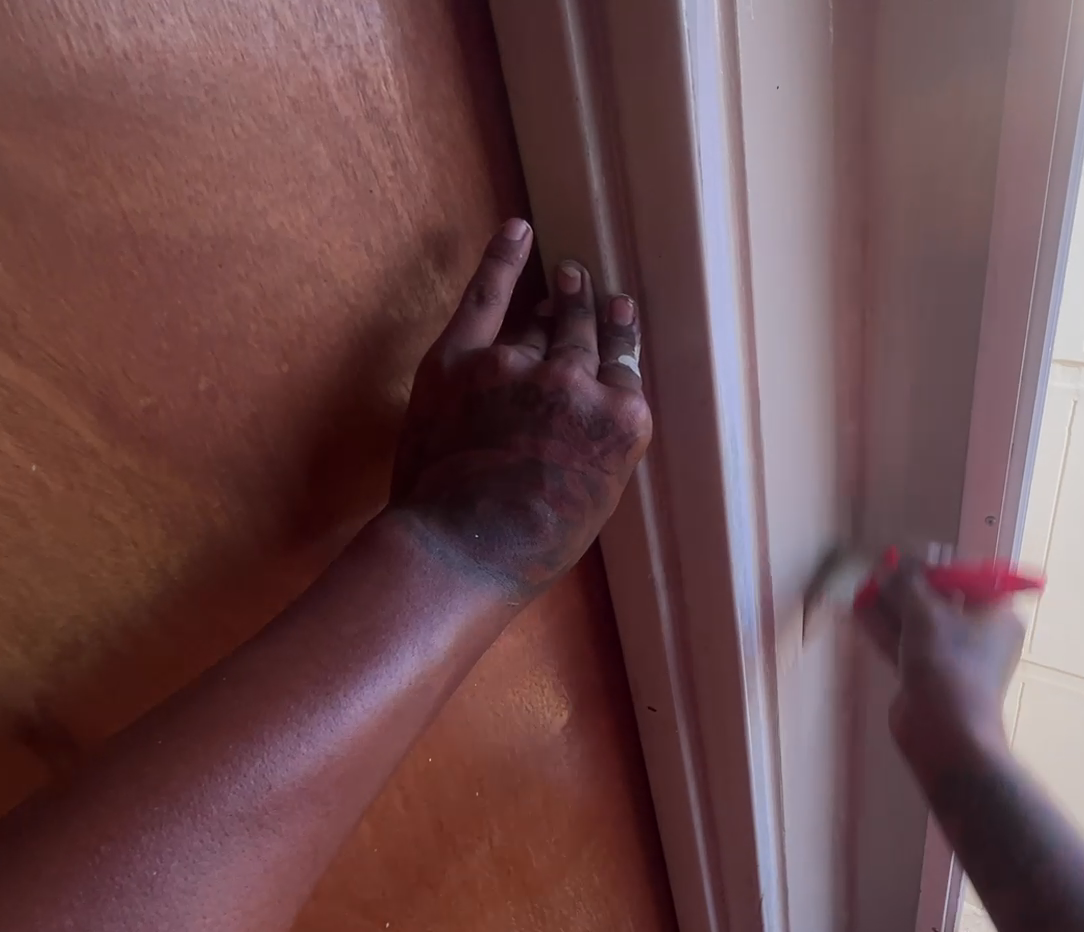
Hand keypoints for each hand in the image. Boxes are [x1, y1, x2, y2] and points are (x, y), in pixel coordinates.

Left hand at [390, 218, 650, 593]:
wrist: (465, 548)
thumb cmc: (541, 541)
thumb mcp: (601, 494)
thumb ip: (605, 441)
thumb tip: (596, 408)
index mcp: (622, 420)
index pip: (622, 372)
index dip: (619, 345)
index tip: (619, 319)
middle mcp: (579, 381)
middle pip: (588, 336)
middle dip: (592, 309)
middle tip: (589, 284)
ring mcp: (519, 363)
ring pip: (543, 321)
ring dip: (559, 296)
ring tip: (568, 273)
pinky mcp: (461, 355)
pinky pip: (488, 294)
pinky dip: (502, 258)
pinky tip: (517, 230)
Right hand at [858, 559, 1025, 768]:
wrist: (944, 733)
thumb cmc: (947, 664)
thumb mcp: (925, 613)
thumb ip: (905, 583)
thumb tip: (890, 565)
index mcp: (996, 615)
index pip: (967, 578)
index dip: (934, 566)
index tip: (903, 560)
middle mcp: (979, 634)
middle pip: (939, 600)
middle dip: (906, 586)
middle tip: (878, 571)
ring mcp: (952, 658)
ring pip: (918, 623)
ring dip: (890, 606)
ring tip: (862, 586)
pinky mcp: (928, 676)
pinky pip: (906, 644)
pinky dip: (885, 629)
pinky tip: (859, 611)